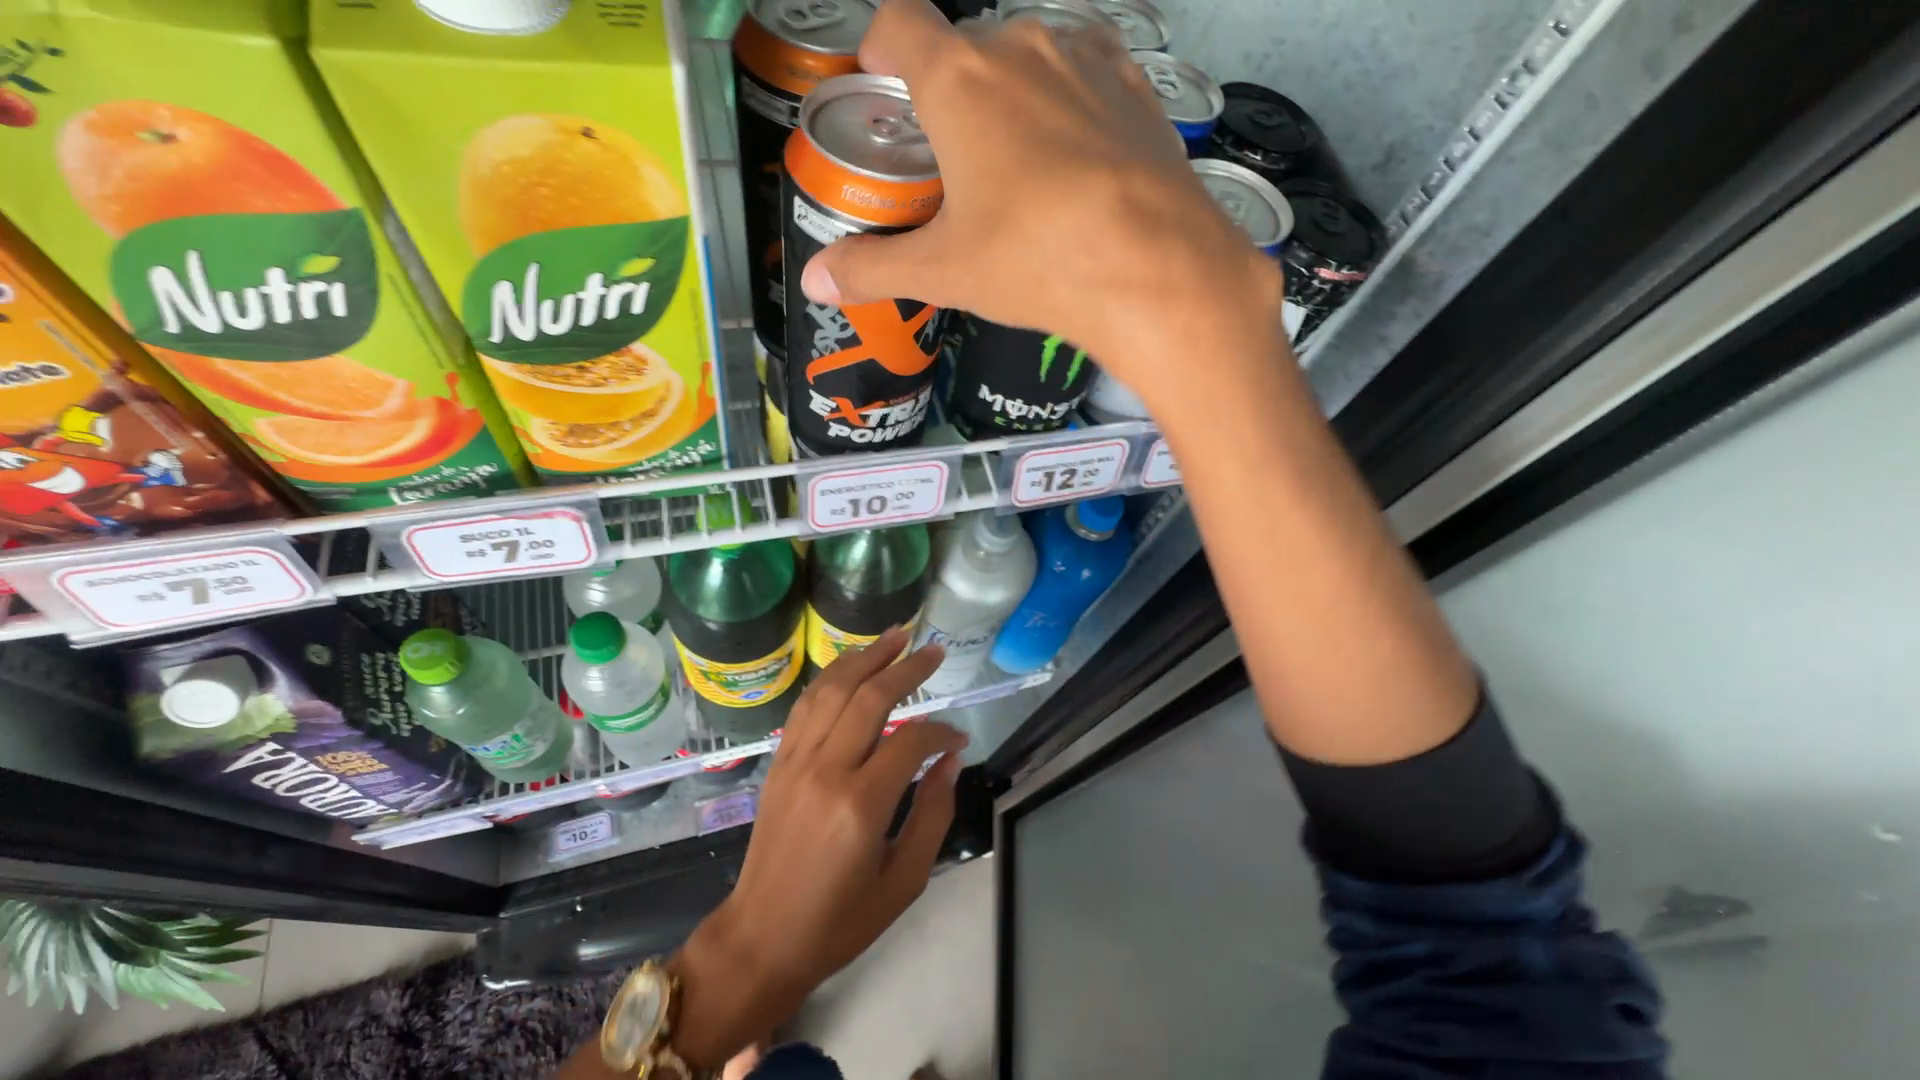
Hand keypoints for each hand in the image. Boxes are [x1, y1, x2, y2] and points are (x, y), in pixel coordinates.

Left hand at [666, 628, 966, 1067]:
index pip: (911, 740)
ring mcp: (796, 762)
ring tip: (895, 635)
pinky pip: (805, 708)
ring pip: (833, 690)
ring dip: (865, 657)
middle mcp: (827, 770)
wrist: (763, 936)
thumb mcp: (904, 880)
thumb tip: (951, 760)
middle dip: (906, 667)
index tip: (960, 737)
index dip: (941, 731)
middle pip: (870, 697)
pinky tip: (850, 667)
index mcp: (861, 804)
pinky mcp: (778, 764)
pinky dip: (831, 680)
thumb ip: (933, 814)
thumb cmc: (841, 920)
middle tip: (935, 650)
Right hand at [799, 0, 1283, 409]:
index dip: (881, 43)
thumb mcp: (944, 270)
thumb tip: (817, 280)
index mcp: (959, 79)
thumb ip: (874, 267)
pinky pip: (1088, 69)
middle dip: (950, 84)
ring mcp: (1086, 59)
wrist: (1156, 268)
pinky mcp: (1137, 86)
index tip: (880, 75)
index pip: (900, 22)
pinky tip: (1074, 145)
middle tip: (950, 146)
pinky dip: (1069, 96)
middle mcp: (1021, 47)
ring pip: (1030, 52)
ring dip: (1012, 88)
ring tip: (1015, 152)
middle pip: (967, 41)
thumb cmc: (1036, 260)